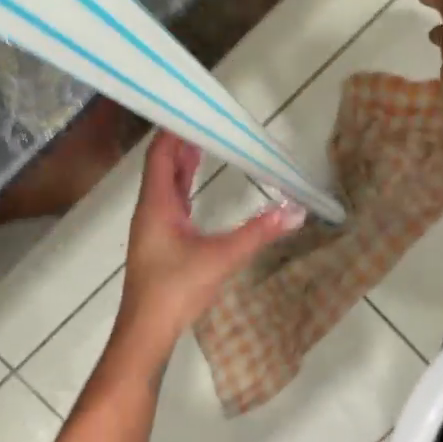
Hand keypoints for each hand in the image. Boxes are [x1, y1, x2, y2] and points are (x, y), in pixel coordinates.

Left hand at [112, 133, 305, 368]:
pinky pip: (170, 203)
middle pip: (161, 165)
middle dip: (182, 142)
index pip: (161, 154)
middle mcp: (150, 210)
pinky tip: (195, 190)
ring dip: (181, 164)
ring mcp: (152, 228)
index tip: (196, 108)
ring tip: (204, 143)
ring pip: (164, 185)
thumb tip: (296, 211)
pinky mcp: (159, 244)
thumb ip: (258, 233)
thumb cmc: (175, 290)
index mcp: (156, 205)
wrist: (146, 332)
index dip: (175, 129)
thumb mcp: (221, 258)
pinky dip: (183, 187)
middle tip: (208, 120)